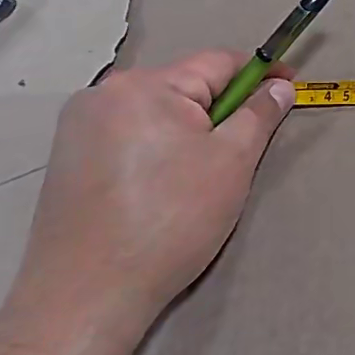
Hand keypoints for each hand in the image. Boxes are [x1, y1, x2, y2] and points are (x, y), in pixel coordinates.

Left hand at [0, 51, 295, 339]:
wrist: (87, 293)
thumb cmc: (170, 222)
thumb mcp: (231, 164)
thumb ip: (258, 116)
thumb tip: (279, 86)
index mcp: (146, 85)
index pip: (217, 62)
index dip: (258, 74)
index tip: (288, 87)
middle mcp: (105, 92)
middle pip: (182, 87)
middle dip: (217, 110)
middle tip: (240, 151)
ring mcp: (79, 125)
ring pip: (153, 113)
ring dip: (184, 131)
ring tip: (196, 179)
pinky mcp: (67, 157)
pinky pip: (126, 136)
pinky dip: (153, 149)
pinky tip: (157, 190)